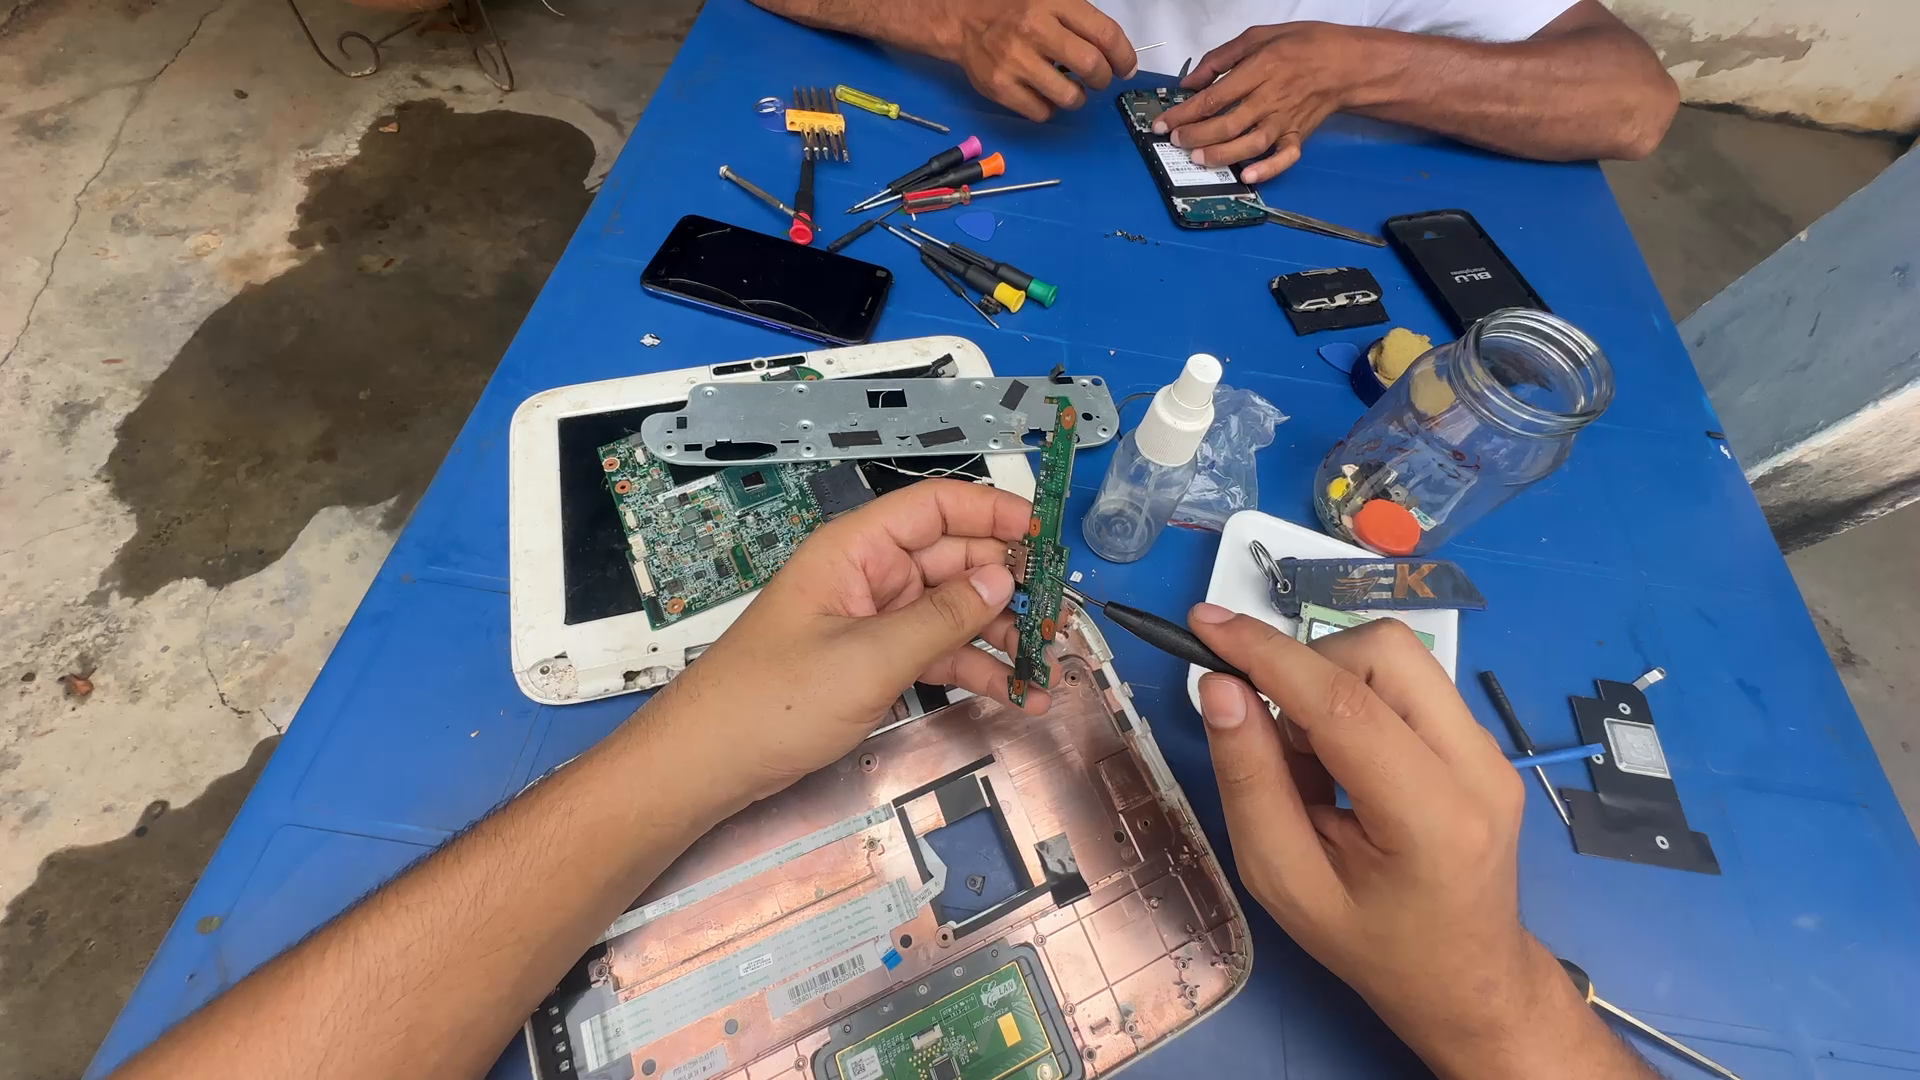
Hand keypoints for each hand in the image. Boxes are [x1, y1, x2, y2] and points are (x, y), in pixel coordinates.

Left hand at [657, 480, 1047, 802]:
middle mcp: (874, 574)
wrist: (713, 764)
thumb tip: (1004, 575)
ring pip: (955, 611)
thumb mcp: (869, 656)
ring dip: (1002, 635)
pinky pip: (940, 652)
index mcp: (859, 548)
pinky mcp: (881, 659)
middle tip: (1061, 613)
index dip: (993, 511)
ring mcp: (879, 619)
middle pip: (955, 561)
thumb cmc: (777, 699)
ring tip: (1050, 661)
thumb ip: (942, 617)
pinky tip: (1017, 692)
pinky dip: (976, 670)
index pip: (936, 507)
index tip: (1044, 536)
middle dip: (1010, 585)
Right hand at [941, 0, 1136, 120]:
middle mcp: (1036, 31)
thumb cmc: (1011, 11)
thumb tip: (1112, 49)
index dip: (1123, 56)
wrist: (964, 22)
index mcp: (1053, 3)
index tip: (1126, 67)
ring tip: (1071, 89)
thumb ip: (1078, 19)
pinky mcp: (1003, 88)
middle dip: (1102, 79)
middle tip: (1098, 79)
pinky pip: (1042, 112)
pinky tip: (1045, 96)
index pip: (1104, 34)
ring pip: (1069, 96)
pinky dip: (1050, 109)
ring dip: (1077, 98)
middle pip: (1091, 67)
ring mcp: (1017, 62)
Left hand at [1154, 22, 1369, 182]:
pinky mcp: (1297, 137)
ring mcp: (1285, 120)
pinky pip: (1284, 158)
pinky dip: (1267, 170)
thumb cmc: (1302, 45)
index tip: (1163, 123)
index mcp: (1261, 68)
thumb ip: (1221, 58)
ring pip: (1249, 143)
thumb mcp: (1261, 36)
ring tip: (1197, 158)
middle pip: (1227, 123)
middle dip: (1196, 135)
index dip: (1184, 112)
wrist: (1348, 62)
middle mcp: (1271, 97)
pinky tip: (1247, 176)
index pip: (1215, 96)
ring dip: (1221, 155)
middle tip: (1176, 140)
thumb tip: (1189, 83)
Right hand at [1185, 605, 1591, 1073]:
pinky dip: (1347, 695)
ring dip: (1324, 681)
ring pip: (1392, 653)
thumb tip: (1219, 687)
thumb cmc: (1368, 940)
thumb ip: (1247, 779)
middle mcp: (1478, 767)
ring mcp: (1489, 748)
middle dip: (1302, 668)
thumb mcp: (1281, 876)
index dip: (1266, 653)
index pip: (1344, 704)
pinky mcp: (1479, 738)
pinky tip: (1337, 756)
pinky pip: (1400, 677)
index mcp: (1432, 819)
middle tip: (1272, 734)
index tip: (1203, 623)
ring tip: (1306, 754)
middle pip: (1381, 652)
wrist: (1467, 979)